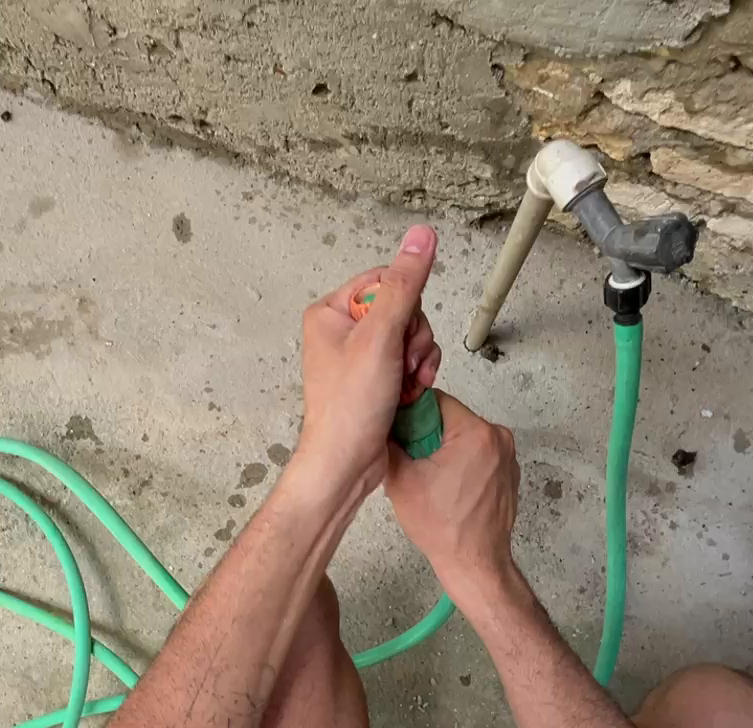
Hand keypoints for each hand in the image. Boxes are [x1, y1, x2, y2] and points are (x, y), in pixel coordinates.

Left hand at [293, 225, 441, 498]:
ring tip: (405, 386)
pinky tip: (408, 396)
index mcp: (331, 313)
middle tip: (401, 366)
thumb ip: (403, 285)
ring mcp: (360, 358)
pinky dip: (416, 379)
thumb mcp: (379, 339)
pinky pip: (410, 363)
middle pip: (404, 310)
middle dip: (414, 341)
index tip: (398, 336)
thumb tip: (421, 237)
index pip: (387, 281)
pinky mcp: (375, 380)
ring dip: (419, 362)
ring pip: (412, 338)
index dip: (406, 308)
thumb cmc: (349, 410)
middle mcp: (342, 332)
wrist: (346, 465)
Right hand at [384, 392, 519, 599]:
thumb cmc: (441, 526)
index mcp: (475, 432)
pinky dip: (461, 465)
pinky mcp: (509, 474)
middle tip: (413, 464)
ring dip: (444, 451)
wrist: (474, 562)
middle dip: (428, 436)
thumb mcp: (400, 481)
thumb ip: (389, 444)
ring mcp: (508, 457)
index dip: (412, 416)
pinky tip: (448, 489)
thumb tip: (380, 426)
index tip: (401, 437)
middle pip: (451, 420)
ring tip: (430, 480)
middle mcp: (499, 438)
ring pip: (464, 438)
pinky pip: (478, 456)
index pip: (435, 401)